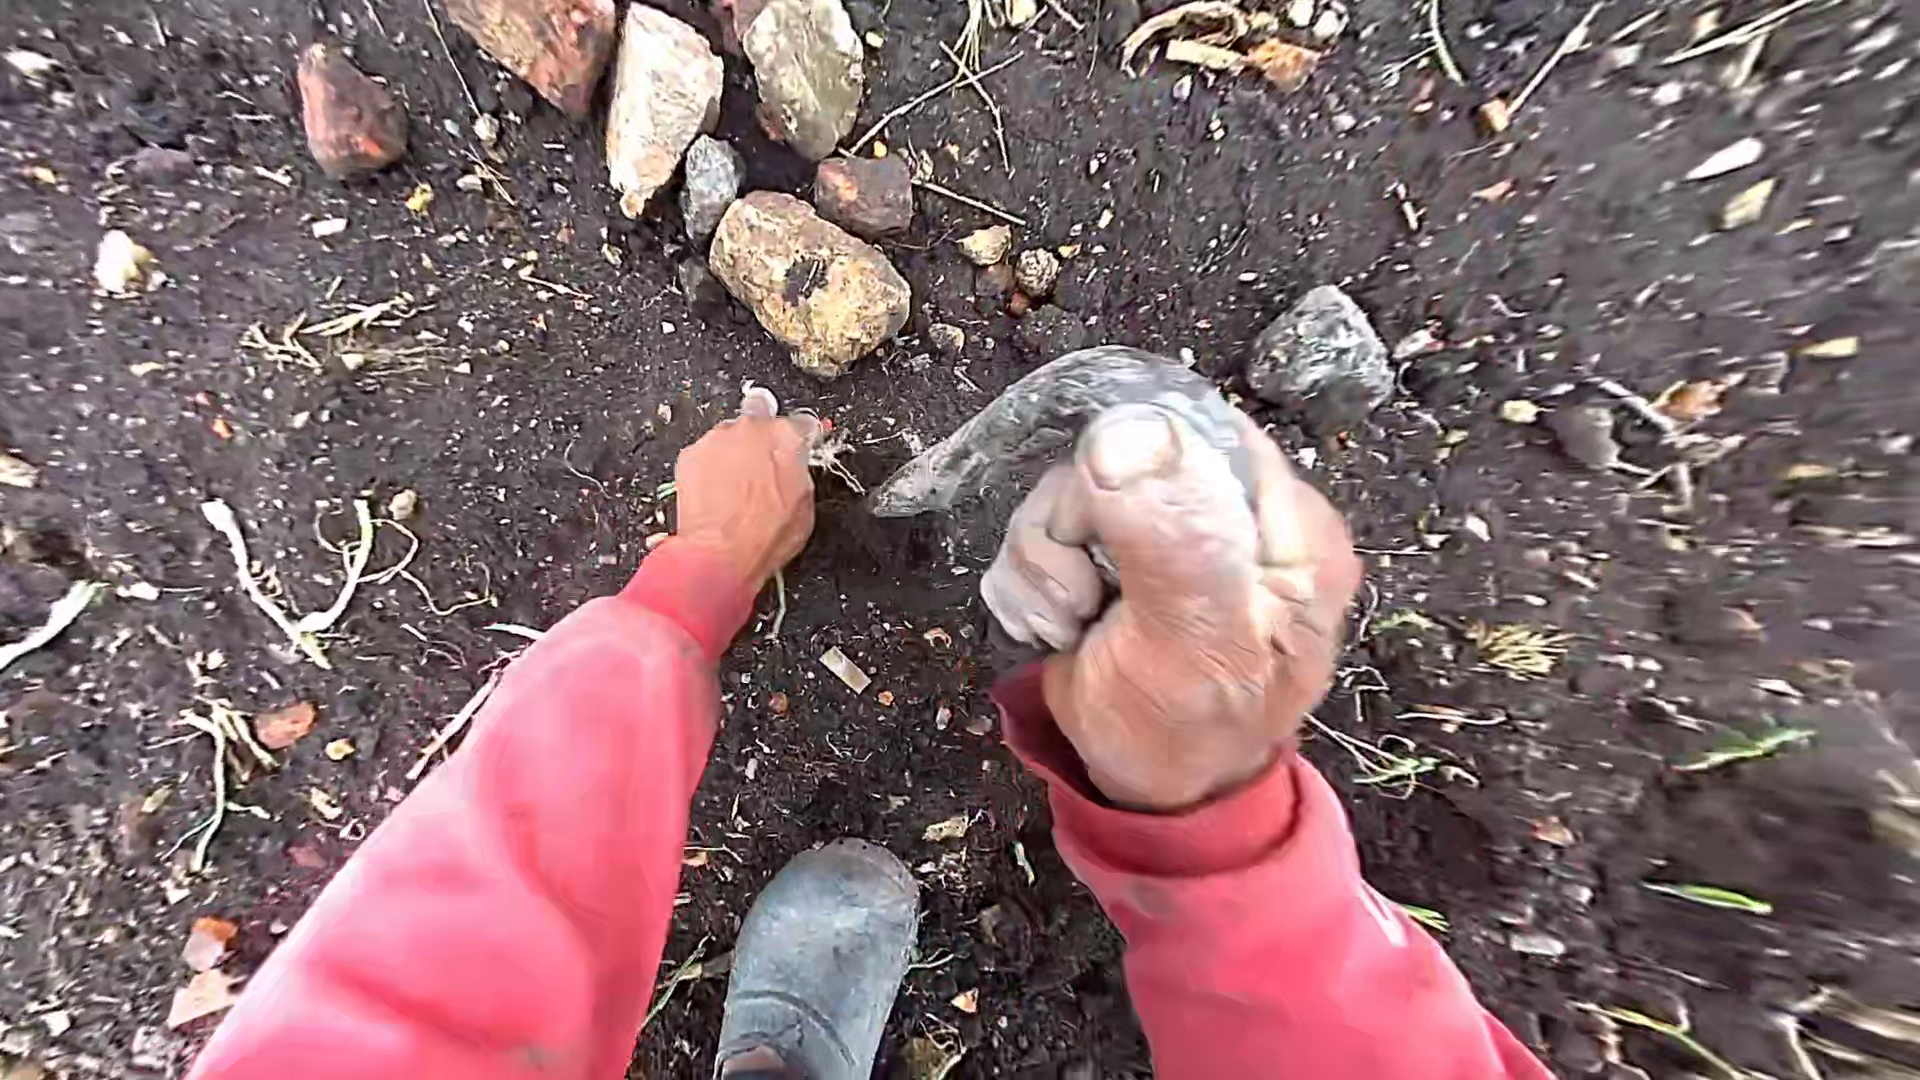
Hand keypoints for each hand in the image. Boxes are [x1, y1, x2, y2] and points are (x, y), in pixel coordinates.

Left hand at [674, 388, 821, 591]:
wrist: (722, 554)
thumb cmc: (765, 535)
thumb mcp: (805, 505)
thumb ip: (800, 472)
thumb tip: (795, 467)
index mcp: (787, 437)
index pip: (800, 424)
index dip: (799, 440)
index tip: (796, 450)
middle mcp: (751, 429)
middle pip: (760, 425)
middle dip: (762, 446)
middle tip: (763, 476)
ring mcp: (718, 440)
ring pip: (731, 439)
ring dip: (735, 456)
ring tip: (738, 491)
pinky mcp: (691, 454)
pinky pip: (706, 454)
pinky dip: (711, 469)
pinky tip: (718, 495)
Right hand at [981, 406, 1361, 810]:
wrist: (1136, 783)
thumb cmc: (1184, 729)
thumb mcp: (1193, 642)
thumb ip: (1175, 540)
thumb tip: (1125, 429)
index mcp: (1278, 523)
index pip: (1201, 432)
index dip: (1139, 466)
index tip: (1110, 534)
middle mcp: (1215, 512)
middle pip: (1112, 458)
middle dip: (1075, 533)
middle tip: (1089, 599)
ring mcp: (1150, 531)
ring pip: (1059, 495)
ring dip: (1043, 567)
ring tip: (1070, 625)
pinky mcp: (1098, 554)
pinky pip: (1033, 532)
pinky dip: (1027, 582)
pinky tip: (1055, 626)